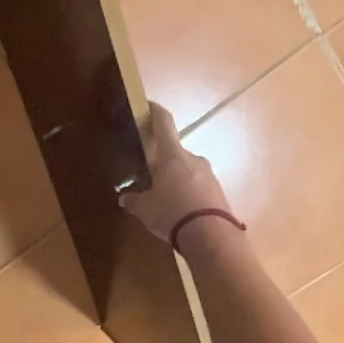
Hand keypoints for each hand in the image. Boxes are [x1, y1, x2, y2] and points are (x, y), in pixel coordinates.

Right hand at [119, 102, 231, 242]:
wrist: (212, 236)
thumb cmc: (172, 213)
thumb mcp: (145, 209)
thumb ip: (134, 200)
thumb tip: (125, 197)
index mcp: (171, 156)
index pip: (163, 123)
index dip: (155, 112)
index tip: (148, 106)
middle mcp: (192, 158)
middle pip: (173, 152)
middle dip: (161, 163)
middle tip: (148, 178)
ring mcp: (208, 174)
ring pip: (186, 171)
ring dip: (175, 180)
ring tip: (164, 201)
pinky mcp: (218, 191)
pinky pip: (197, 186)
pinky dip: (187, 194)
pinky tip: (180, 212)